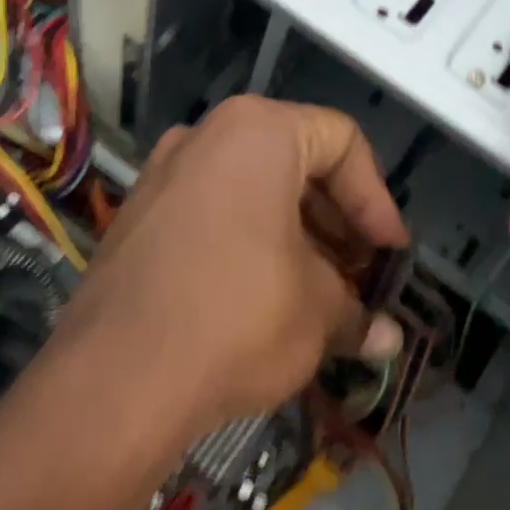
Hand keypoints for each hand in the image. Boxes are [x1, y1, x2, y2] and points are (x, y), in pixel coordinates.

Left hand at [54, 96, 407, 444]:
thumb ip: (358, 313)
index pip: (341, 142)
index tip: (389, 256)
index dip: (377, 200)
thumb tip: (386, 339)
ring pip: (246, 196)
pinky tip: (260, 306)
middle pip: (292, 166)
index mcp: (256, 134)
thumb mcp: (318, 313)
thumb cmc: (240, 319)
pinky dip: (243, 251)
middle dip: (334, 225)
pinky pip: (206, 222)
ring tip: (315, 299)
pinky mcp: (131, 226)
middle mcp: (200, 140)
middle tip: (356, 278)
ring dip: (292, 241)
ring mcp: (157, 181)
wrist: (120, 375)